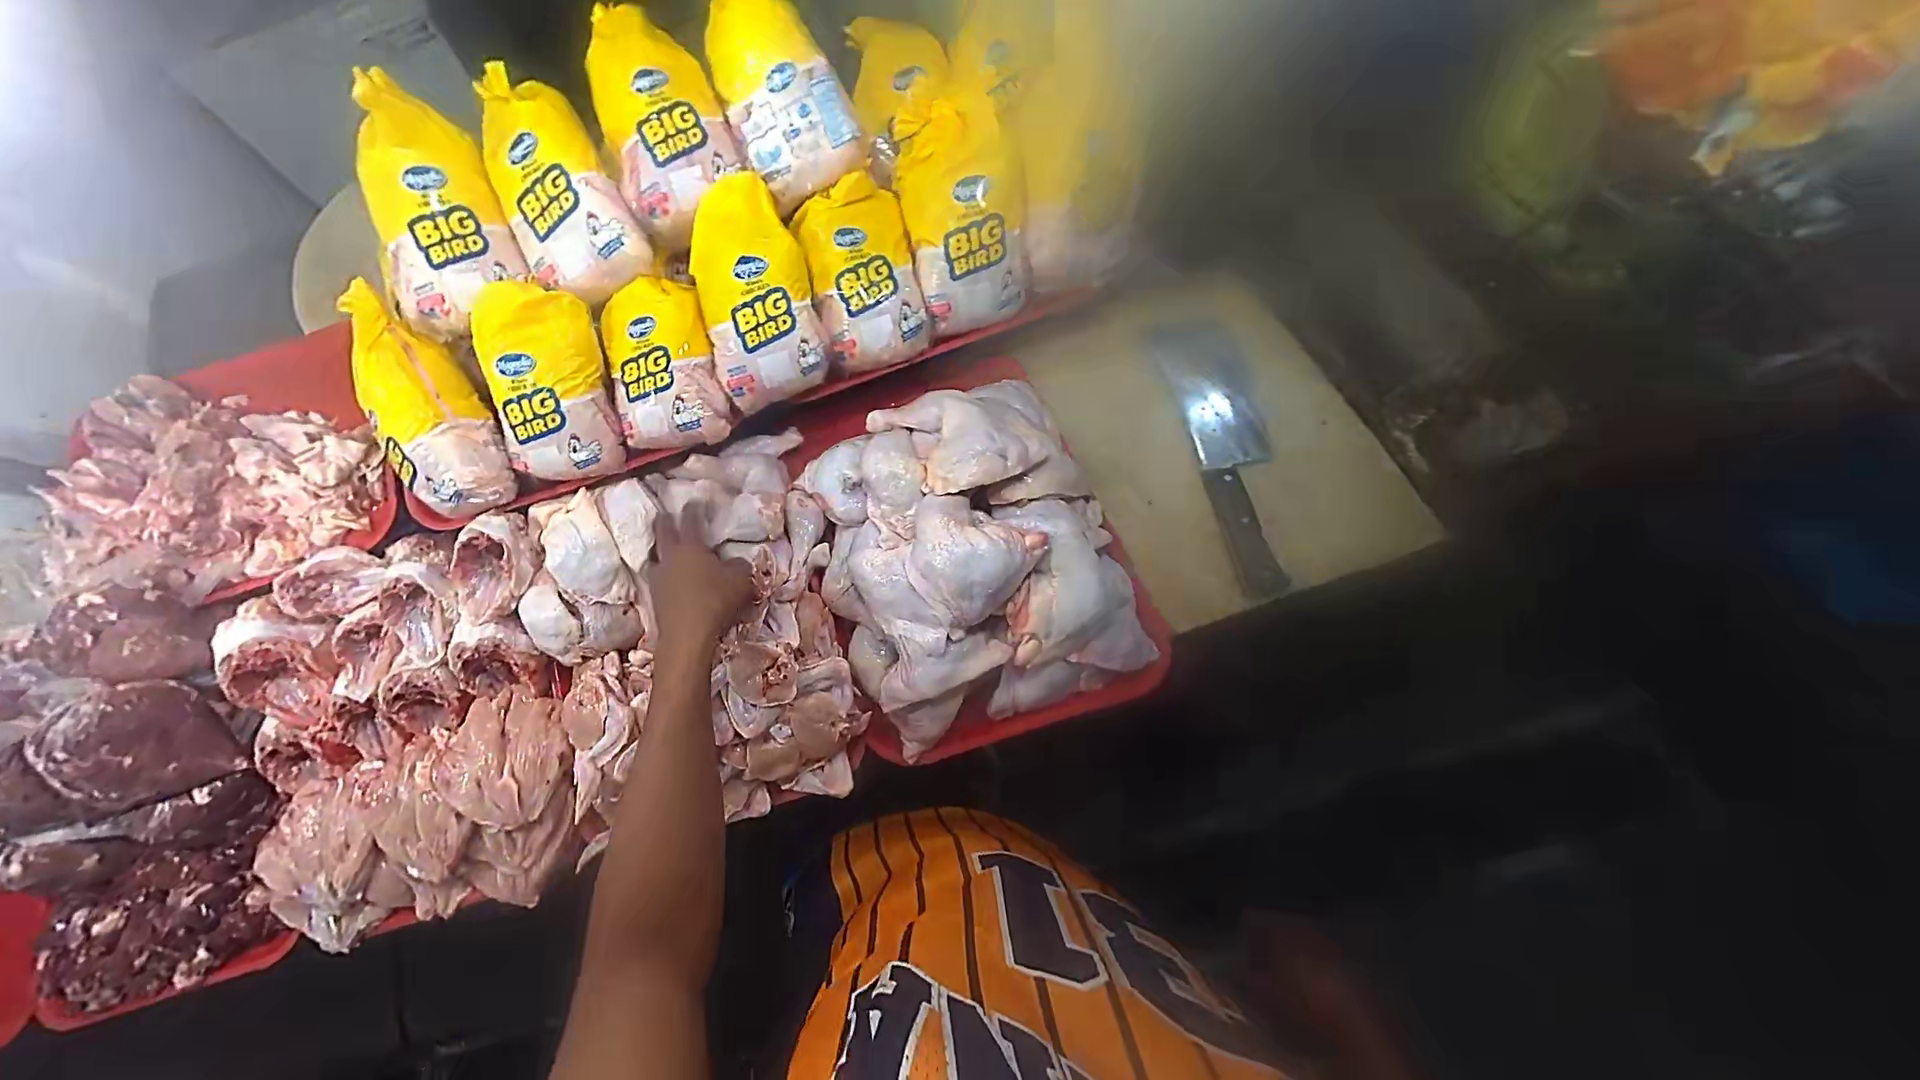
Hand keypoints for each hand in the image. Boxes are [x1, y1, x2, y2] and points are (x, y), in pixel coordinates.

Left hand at [649, 511, 753, 659]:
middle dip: (666, 521)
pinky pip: (658, 578)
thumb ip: (740, 566)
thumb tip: (737, 562)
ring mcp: (658, 578)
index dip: (694, 509)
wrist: (687, 635)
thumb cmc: (716, 600)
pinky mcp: (654, 598)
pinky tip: (672, 579)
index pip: (691, 520)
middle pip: (663, 532)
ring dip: (660, 550)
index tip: (695, 500)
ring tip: (665, 549)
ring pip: (655, 556)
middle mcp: (669, 557)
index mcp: (690, 547)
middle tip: (667, 514)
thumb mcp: (741, 580)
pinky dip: (664, 574)